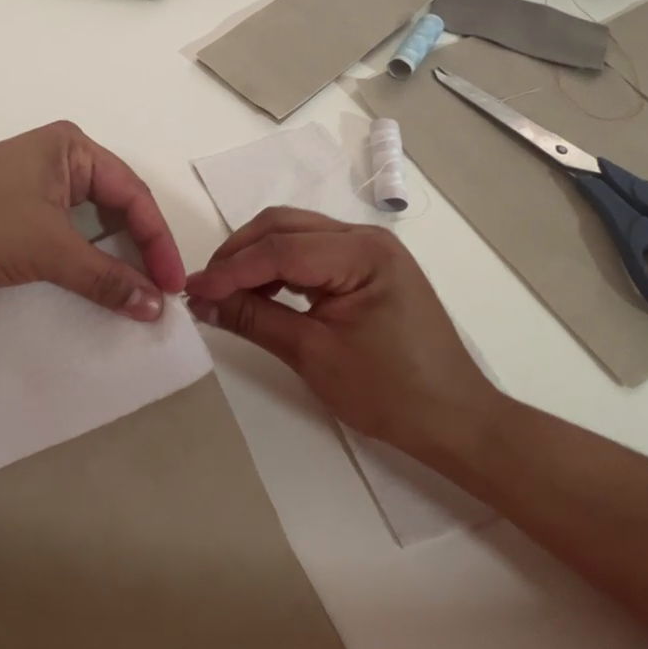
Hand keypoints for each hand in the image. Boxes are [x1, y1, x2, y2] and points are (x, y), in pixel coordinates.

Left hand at [0, 122, 185, 320]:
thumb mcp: (50, 248)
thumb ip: (106, 278)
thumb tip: (154, 306)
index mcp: (70, 148)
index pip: (132, 193)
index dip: (158, 241)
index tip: (172, 285)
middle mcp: (56, 162)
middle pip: (114, 208)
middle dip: (138, 249)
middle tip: (158, 293)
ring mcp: (33, 191)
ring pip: (89, 228)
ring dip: (110, 262)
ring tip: (134, 298)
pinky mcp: (15, 220)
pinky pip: (63, 242)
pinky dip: (82, 267)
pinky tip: (96, 294)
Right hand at [184, 208, 503, 454]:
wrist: (455, 420)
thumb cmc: (390, 392)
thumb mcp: (313, 355)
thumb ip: (253, 320)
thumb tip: (201, 302)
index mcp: (362, 253)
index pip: (280, 249)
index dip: (230, 270)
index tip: (192, 292)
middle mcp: (366, 238)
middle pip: (284, 227)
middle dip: (239, 254)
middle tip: (205, 289)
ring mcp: (369, 251)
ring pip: (294, 235)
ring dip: (256, 258)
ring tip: (225, 293)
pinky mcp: (367, 269)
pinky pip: (311, 254)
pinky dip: (279, 269)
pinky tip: (259, 294)